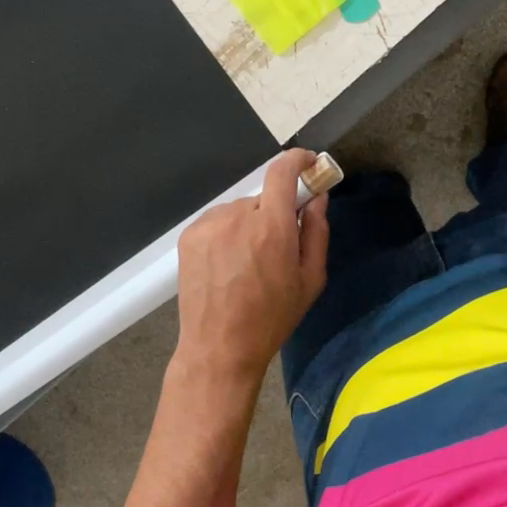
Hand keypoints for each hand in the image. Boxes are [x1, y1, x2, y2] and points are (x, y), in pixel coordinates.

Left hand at [171, 150, 329, 391]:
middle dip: (274, 214)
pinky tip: (227, 266)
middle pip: (262, 198)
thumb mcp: (310, 279)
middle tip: (277, 247)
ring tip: (247, 264)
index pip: (282, 171)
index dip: (297, 159)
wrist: (220, 347)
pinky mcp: (189, 236)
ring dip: (248, 225)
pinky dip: (227, 234)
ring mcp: (209, 225)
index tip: (308, 162)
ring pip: (238, 211)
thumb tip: (317, 198)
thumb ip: (317, 232)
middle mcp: (237, 217)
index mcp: (272, 227)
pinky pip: (218, 223)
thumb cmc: (272, 317)